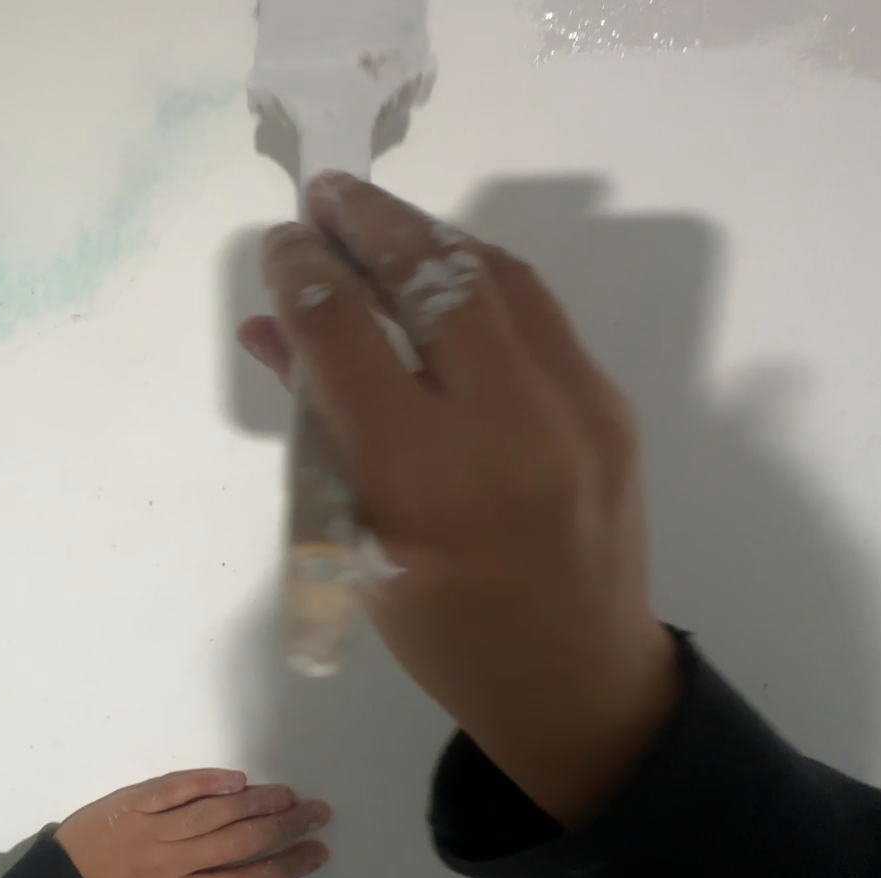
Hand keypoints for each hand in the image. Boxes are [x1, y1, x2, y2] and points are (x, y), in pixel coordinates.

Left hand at [53, 769, 330, 877]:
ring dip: (256, 800)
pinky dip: (207, 781)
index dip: (290, 865)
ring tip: (286, 793)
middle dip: (286, 825)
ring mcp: (152, 827)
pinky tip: (236, 778)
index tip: (318, 851)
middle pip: (241, 839)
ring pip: (215, 810)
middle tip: (316, 811)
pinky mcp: (132, 802)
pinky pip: (175, 788)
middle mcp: (173, 860)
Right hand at [237, 172, 678, 825]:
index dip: (305, 276)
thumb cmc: (438, 632)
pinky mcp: (610, 404)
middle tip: (324, 193)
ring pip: (498, 278)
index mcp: (422, 479)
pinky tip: (438, 273)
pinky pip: (535, 312)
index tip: (279, 243)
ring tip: (375, 217)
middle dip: (369, 223)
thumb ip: (315, 428)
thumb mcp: (354, 539)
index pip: (349, 337)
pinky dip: (475, 275)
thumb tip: (270, 334)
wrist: (574, 681)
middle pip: (434, 279)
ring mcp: (576, 408)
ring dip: (427, 235)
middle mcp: (507, 425)